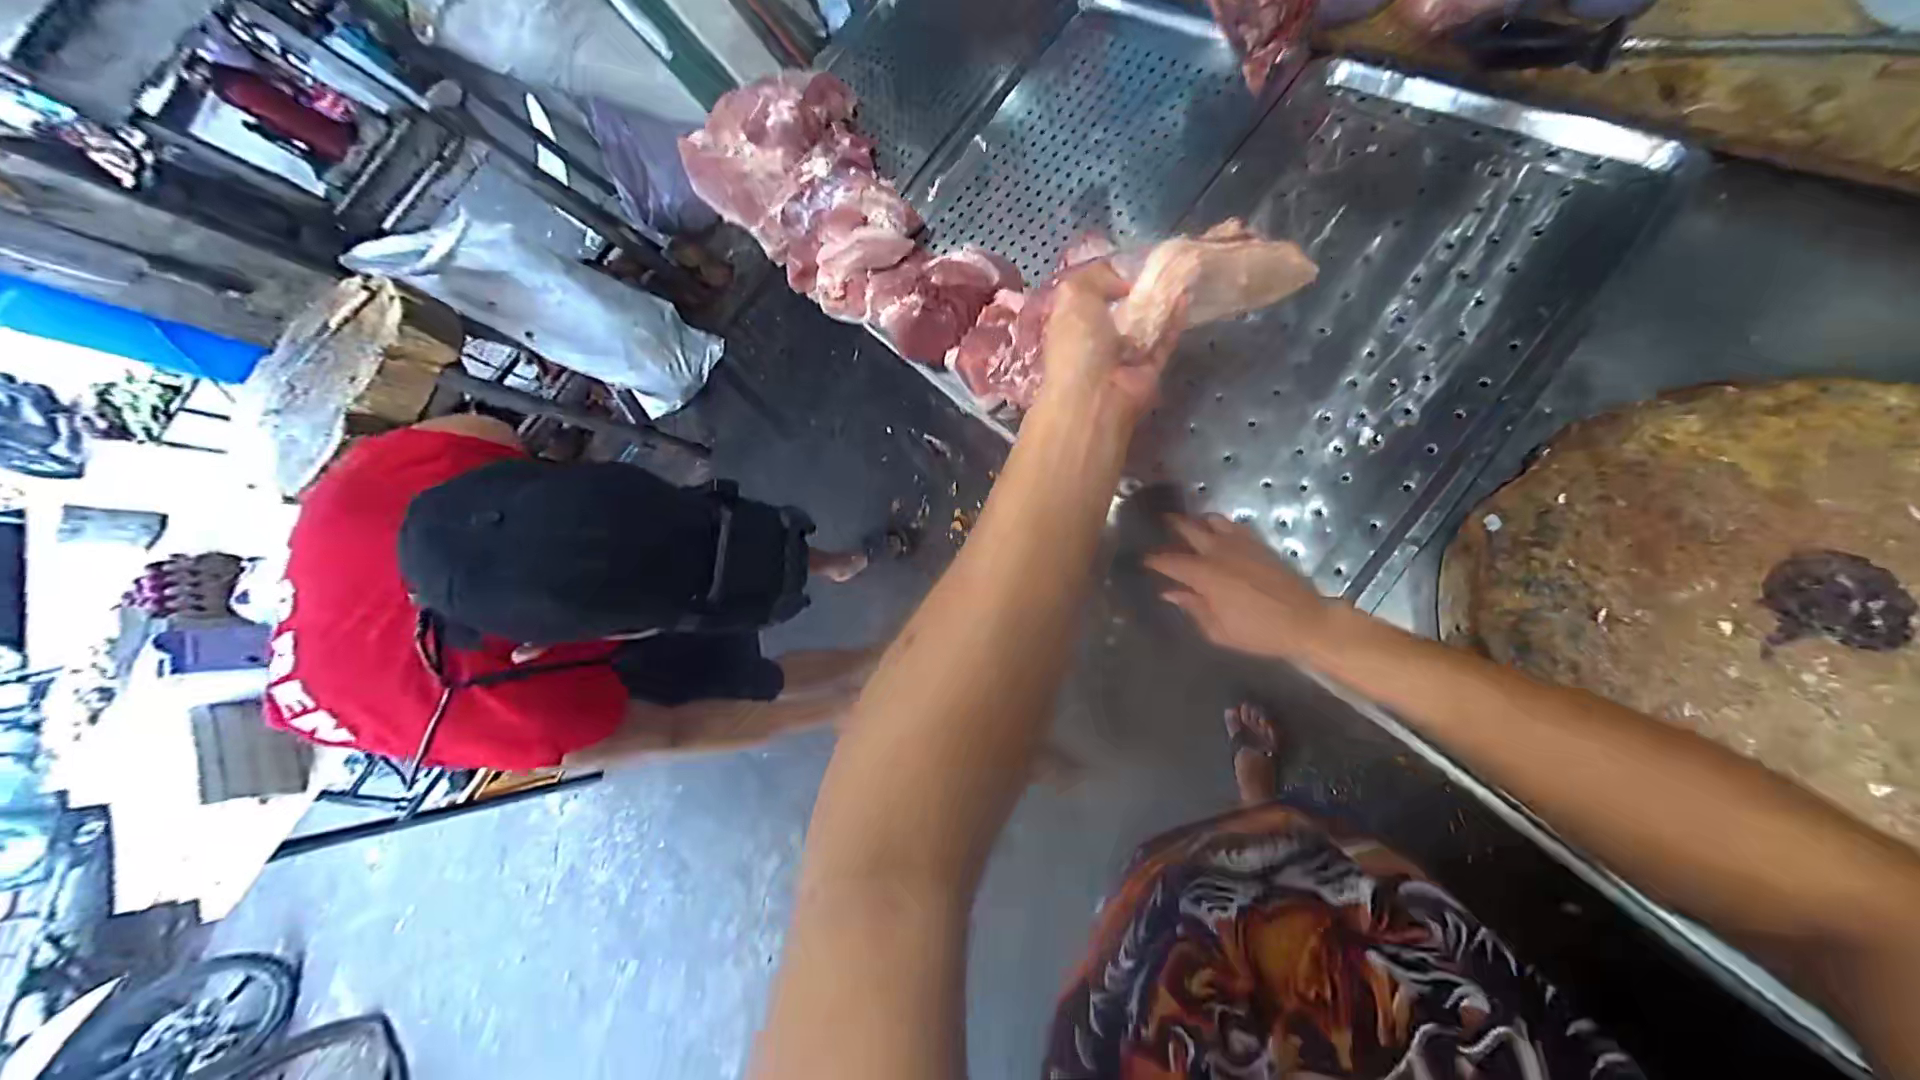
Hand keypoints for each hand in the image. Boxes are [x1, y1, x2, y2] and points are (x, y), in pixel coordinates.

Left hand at [1040, 261, 1168, 415]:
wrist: (1096, 396)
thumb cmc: (1078, 343)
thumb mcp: (1074, 295)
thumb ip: (1096, 276)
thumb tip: (1123, 281)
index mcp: (1072, 322)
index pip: (1093, 294)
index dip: (1111, 276)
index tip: (1133, 259)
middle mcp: (1097, 339)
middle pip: (1123, 308)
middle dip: (1141, 287)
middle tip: (1164, 263)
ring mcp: (1124, 356)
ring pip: (1147, 323)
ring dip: (1162, 301)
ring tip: (1180, 273)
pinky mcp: (1149, 369)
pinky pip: (1164, 340)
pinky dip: (1174, 321)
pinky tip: (1185, 297)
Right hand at [1145, 514, 1337, 659]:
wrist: (1305, 621)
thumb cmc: (1258, 631)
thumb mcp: (1218, 630)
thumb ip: (1192, 607)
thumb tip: (1170, 592)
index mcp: (1204, 575)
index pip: (1169, 561)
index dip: (1153, 560)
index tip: (1143, 560)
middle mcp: (1218, 552)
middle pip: (1187, 528)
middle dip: (1170, 526)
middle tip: (1158, 526)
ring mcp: (1240, 543)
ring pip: (1211, 520)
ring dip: (1196, 521)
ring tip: (1188, 526)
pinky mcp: (1258, 543)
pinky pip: (1233, 524)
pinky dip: (1220, 524)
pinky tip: (1217, 532)